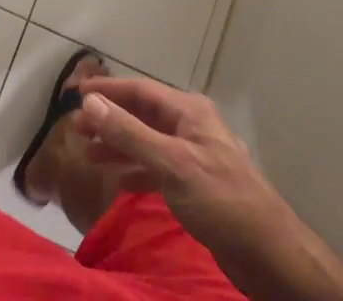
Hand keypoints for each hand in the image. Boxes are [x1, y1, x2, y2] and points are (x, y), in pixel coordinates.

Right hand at [73, 77, 278, 262]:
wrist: (268, 253)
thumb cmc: (220, 199)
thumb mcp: (171, 163)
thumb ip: (129, 133)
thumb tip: (90, 104)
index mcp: (190, 112)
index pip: (140, 90)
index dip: (107, 90)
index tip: (74, 94)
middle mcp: (192, 128)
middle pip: (143, 115)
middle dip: (109, 120)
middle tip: (75, 130)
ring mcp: (195, 157)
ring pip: (148, 143)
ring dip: (119, 146)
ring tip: (88, 155)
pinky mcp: (197, 186)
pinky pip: (158, 169)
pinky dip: (136, 172)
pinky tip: (119, 182)